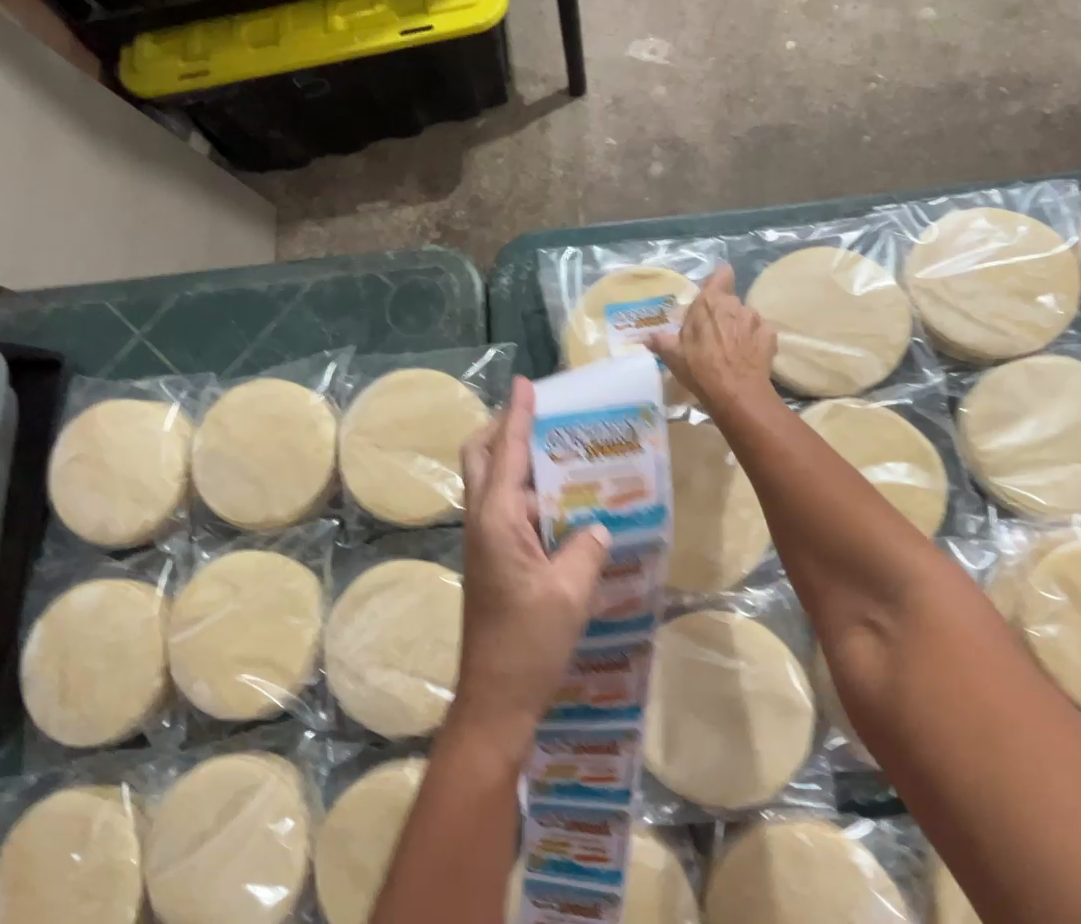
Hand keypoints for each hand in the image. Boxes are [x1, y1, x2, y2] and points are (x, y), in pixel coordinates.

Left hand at [454, 376, 610, 747]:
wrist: (495, 697)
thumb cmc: (529, 644)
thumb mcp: (570, 592)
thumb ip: (587, 548)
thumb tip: (598, 524)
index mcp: (496, 520)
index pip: (505, 452)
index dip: (517, 415)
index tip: (527, 382)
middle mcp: (483, 522)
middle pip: (482, 459)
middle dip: (505, 430)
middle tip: (544, 416)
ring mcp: (484, 543)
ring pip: (495, 485)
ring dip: (520, 463)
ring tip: (565, 452)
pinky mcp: (494, 562)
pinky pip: (508, 513)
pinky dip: (531, 497)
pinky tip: (566, 505)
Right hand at [646, 263, 777, 411]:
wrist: (736, 393)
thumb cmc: (700, 369)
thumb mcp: (673, 356)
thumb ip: (661, 341)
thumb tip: (648, 337)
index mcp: (710, 302)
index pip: (721, 273)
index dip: (717, 280)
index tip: (710, 293)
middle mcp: (735, 304)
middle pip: (729, 300)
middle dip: (721, 313)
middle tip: (711, 334)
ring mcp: (756, 319)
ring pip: (745, 317)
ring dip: (737, 327)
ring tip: (730, 348)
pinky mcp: (770, 336)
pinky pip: (760, 332)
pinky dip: (754, 340)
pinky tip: (747, 356)